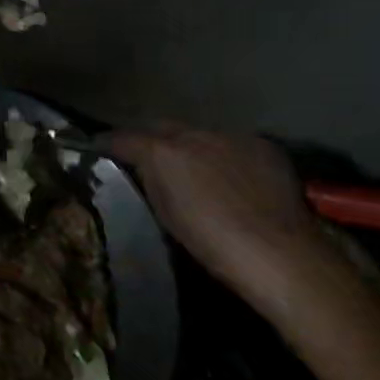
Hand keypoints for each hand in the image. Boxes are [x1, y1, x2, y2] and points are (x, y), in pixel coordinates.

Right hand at [111, 127, 341, 307]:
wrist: (279, 254)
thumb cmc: (211, 244)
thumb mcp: (165, 214)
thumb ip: (150, 181)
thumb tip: (142, 168)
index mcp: (163, 151)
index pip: (124, 137)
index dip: (109, 142)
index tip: (99, 148)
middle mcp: (194, 133)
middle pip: (161, 126)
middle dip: (149, 137)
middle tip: (143, 155)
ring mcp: (231, 135)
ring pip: (198, 133)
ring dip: (189, 145)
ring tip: (190, 167)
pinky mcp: (262, 144)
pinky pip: (232, 143)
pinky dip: (223, 154)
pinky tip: (231, 177)